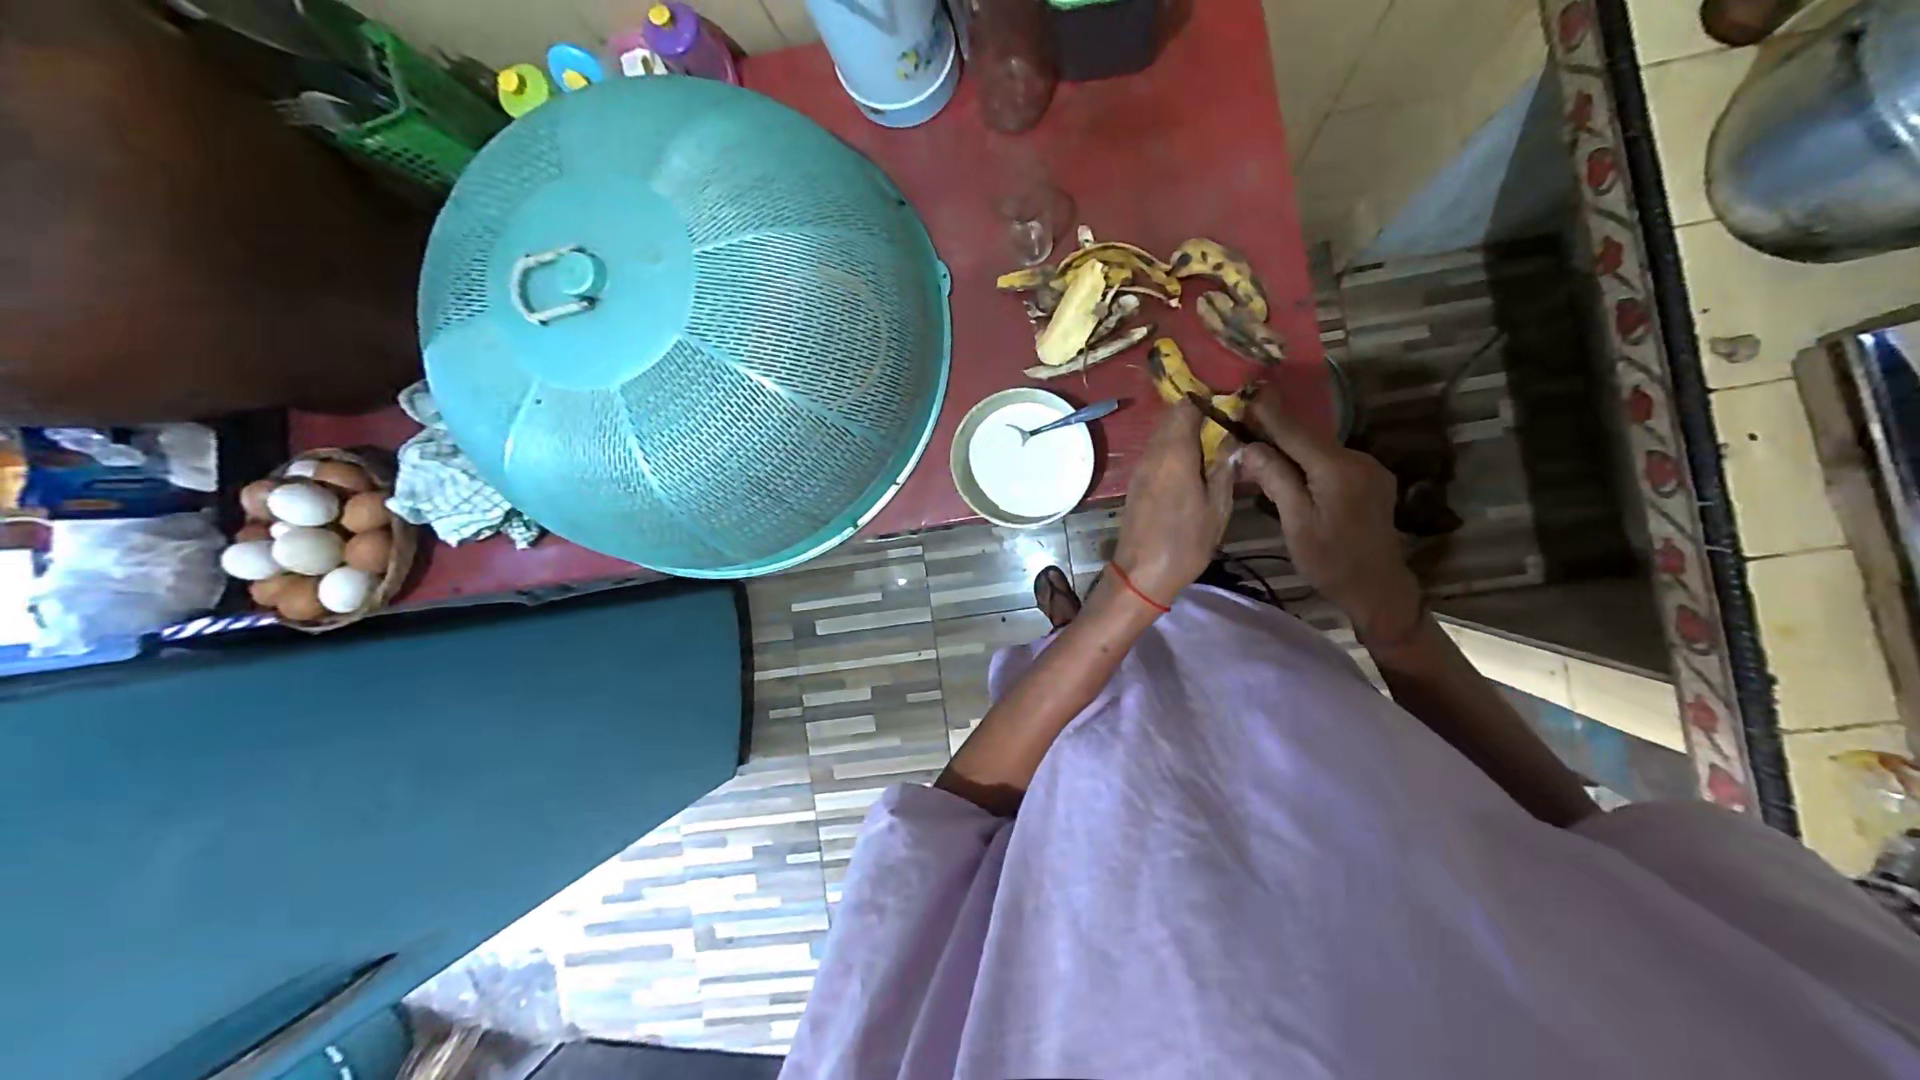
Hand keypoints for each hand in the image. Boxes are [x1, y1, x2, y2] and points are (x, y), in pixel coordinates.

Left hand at [1108, 400, 1237, 606]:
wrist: (1142, 573)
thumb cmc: (1185, 542)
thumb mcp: (1217, 506)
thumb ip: (1225, 468)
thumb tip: (1234, 441)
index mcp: (1173, 453)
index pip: (1185, 408)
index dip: (1207, 402)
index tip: (1230, 409)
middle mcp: (1152, 454)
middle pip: (1171, 419)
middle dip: (1197, 416)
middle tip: (1225, 428)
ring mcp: (1140, 469)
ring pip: (1161, 436)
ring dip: (1184, 434)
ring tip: (1212, 448)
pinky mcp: (1136, 484)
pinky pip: (1155, 455)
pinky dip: (1173, 451)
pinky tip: (1192, 467)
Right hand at [1239, 391, 1423, 642]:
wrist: (1378, 587)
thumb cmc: (1330, 561)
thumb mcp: (1296, 523)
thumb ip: (1276, 479)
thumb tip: (1250, 447)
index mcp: (1338, 470)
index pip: (1296, 432)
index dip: (1269, 413)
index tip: (1247, 393)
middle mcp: (1357, 460)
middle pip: (1307, 438)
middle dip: (1274, 432)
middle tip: (1242, 426)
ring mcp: (1367, 469)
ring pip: (1318, 450)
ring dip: (1288, 449)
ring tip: (1257, 452)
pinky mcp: (1369, 480)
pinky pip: (1330, 462)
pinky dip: (1306, 462)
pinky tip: (1287, 471)